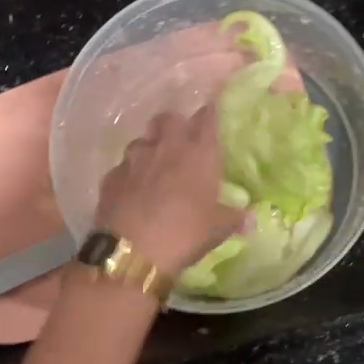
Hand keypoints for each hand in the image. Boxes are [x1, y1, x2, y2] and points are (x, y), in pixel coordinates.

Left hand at [94, 107, 243, 275]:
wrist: (130, 251)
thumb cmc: (183, 233)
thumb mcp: (217, 230)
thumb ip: (234, 219)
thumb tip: (251, 219)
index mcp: (198, 153)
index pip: (207, 118)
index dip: (210, 113)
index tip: (213, 113)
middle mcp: (167, 146)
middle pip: (170, 118)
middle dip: (176, 123)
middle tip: (182, 140)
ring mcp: (135, 158)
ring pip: (143, 139)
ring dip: (150, 147)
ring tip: (155, 165)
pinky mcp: (111, 176)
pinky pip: (123, 165)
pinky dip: (130, 172)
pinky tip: (133, 189)